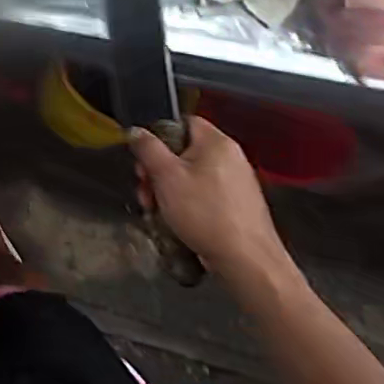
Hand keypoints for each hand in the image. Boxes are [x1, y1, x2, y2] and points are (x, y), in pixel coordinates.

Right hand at [127, 116, 291, 277]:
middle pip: (183, 152)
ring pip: (191, 176)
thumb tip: (137, 131)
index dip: (159, 136)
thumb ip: (148, 148)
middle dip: (158, 171)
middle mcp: (230, 157)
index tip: (144, 157)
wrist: (246, 261)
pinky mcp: (236, 206)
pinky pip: (204, 196)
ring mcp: (236, 183)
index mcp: (216, 142)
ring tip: (156, 211)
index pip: (182, 122)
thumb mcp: (166, 176)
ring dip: (168, 190)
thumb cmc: (206, 214)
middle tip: (146, 189)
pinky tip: (176, 222)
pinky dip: (187, 205)